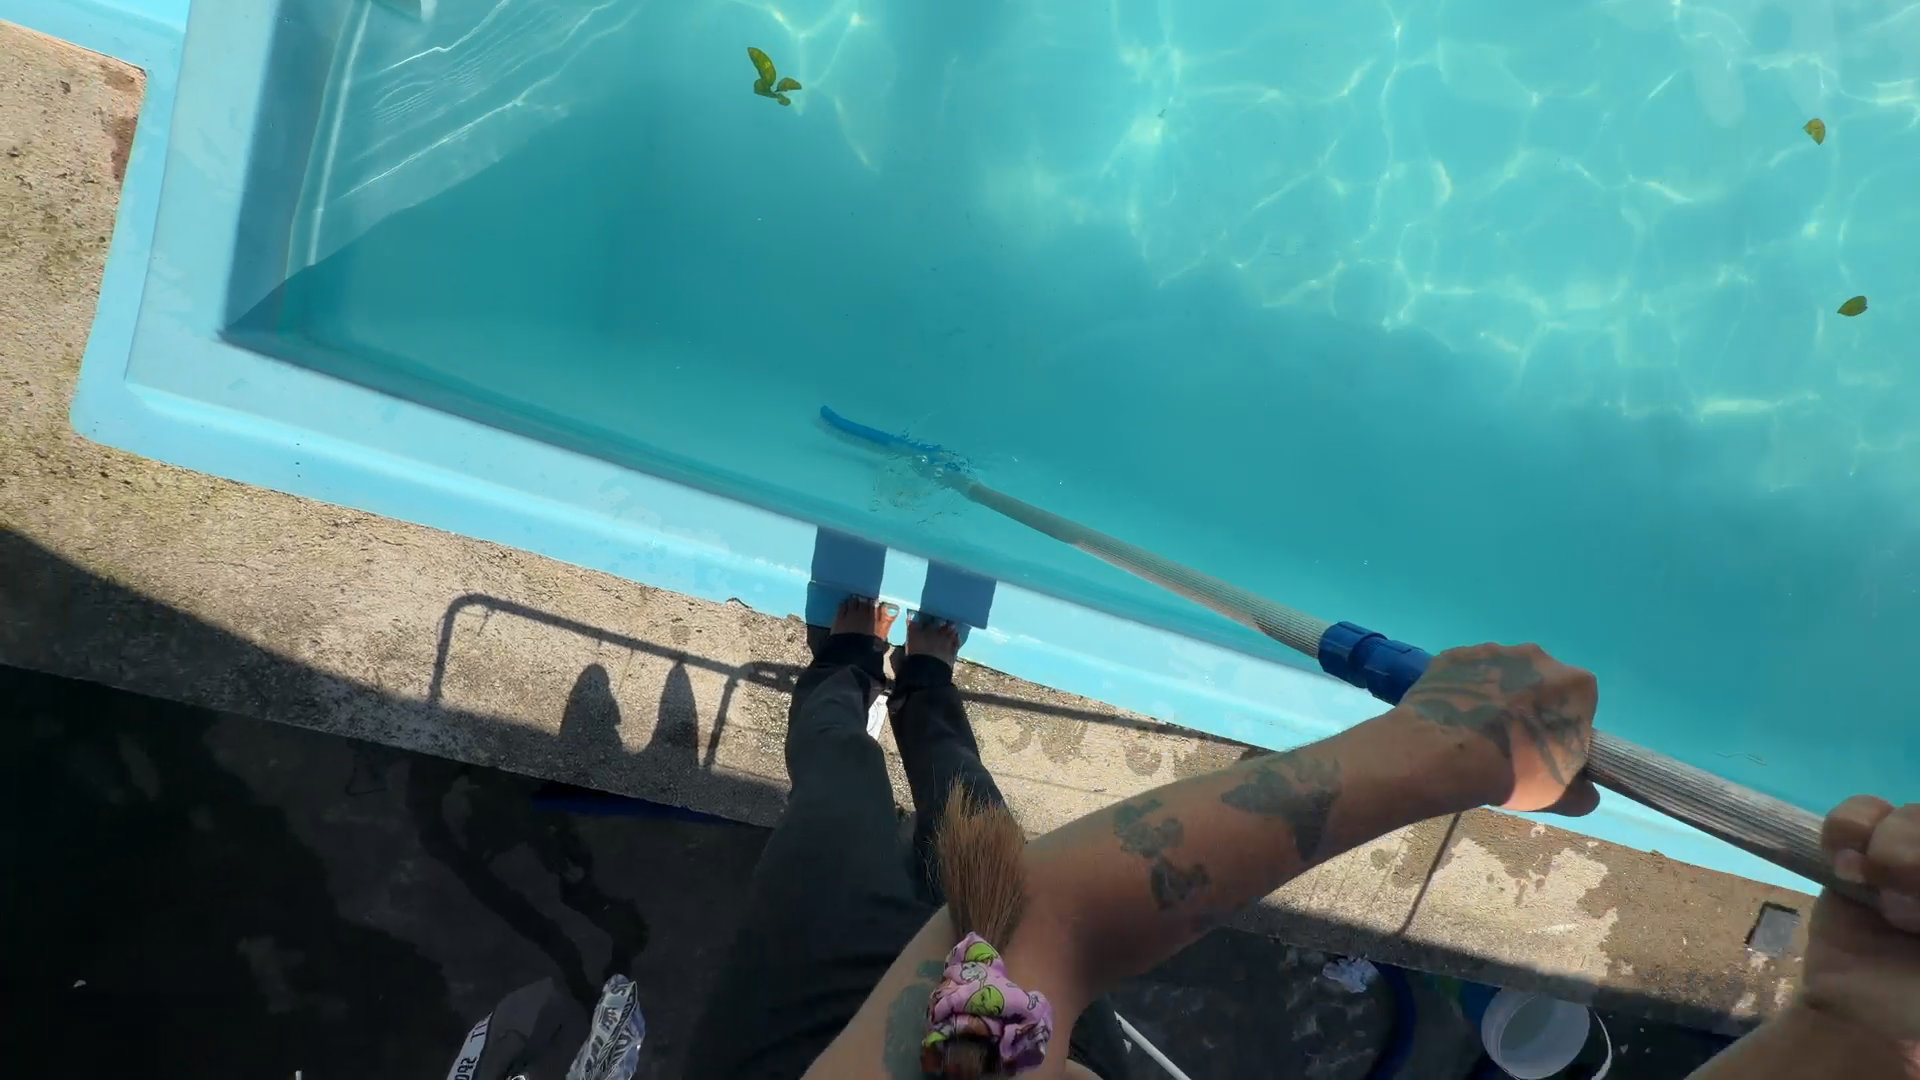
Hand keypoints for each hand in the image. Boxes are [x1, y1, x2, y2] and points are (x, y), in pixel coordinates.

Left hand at [1394, 642, 1597, 814]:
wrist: (1442, 754)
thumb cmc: (1515, 772)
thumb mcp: (1564, 794)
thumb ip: (1581, 787)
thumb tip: (1582, 788)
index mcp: (1574, 684)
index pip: (1577, 701)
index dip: (1562, 721)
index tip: (1545, 741)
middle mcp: (1533, 656)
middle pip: (1537, 680)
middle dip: (1527, 701)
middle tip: (1507, 732)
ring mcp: (1486, 651)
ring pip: (1497, 673)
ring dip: (1491, 692)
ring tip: (1472, 724)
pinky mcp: (1448, 656)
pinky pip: (1461, 672)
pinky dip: (1458, 687)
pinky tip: (1448, 712)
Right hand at [1800, 797, 1919, 1060]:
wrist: (1872, 1016)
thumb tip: (1916, 889)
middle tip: (1912, 898)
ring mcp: (1910, 861)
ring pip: (1908, 812)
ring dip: (1890, 848)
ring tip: (1880, 889)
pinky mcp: (1856, 854)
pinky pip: (1856, 812)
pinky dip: (1846, 828)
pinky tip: (1845, 866)